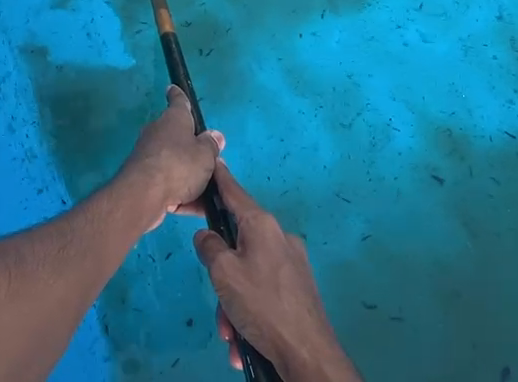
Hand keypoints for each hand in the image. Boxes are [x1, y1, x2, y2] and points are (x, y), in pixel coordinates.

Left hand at [113, 86, 223, 230]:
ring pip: (176, 163)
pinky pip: (170, 184)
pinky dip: (183, 195)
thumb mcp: (205, 155)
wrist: (144, 194)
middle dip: (193, 149)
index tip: (173, 88)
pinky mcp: (145, 178)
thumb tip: (214, 135)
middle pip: (179, 136)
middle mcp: (159, 132)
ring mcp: (150, 155)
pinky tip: (197, 209)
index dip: (178, 95)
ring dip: (191, 176)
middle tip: (212, 163)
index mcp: (174, 119)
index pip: (178, 102)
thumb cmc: (179, 165)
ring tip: (211, 193)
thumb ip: (211, 145)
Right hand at [195, 163, 362, 381]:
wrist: (309, 356)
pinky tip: (244, 341)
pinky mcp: (298, 290)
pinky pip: (262, 293)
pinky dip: (249, 313)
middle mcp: (279, 237)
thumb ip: (209, 246)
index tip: (212, 160)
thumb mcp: (223, 272)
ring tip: (231, 333)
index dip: (219, 178)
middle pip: (237, 242)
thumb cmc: (262, 304)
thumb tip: (208, 237)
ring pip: (247, 274)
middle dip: (220, 275)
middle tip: (215, 300)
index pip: (233, 191)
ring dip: (233, 303)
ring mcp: (292, 265)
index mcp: (262, 225)